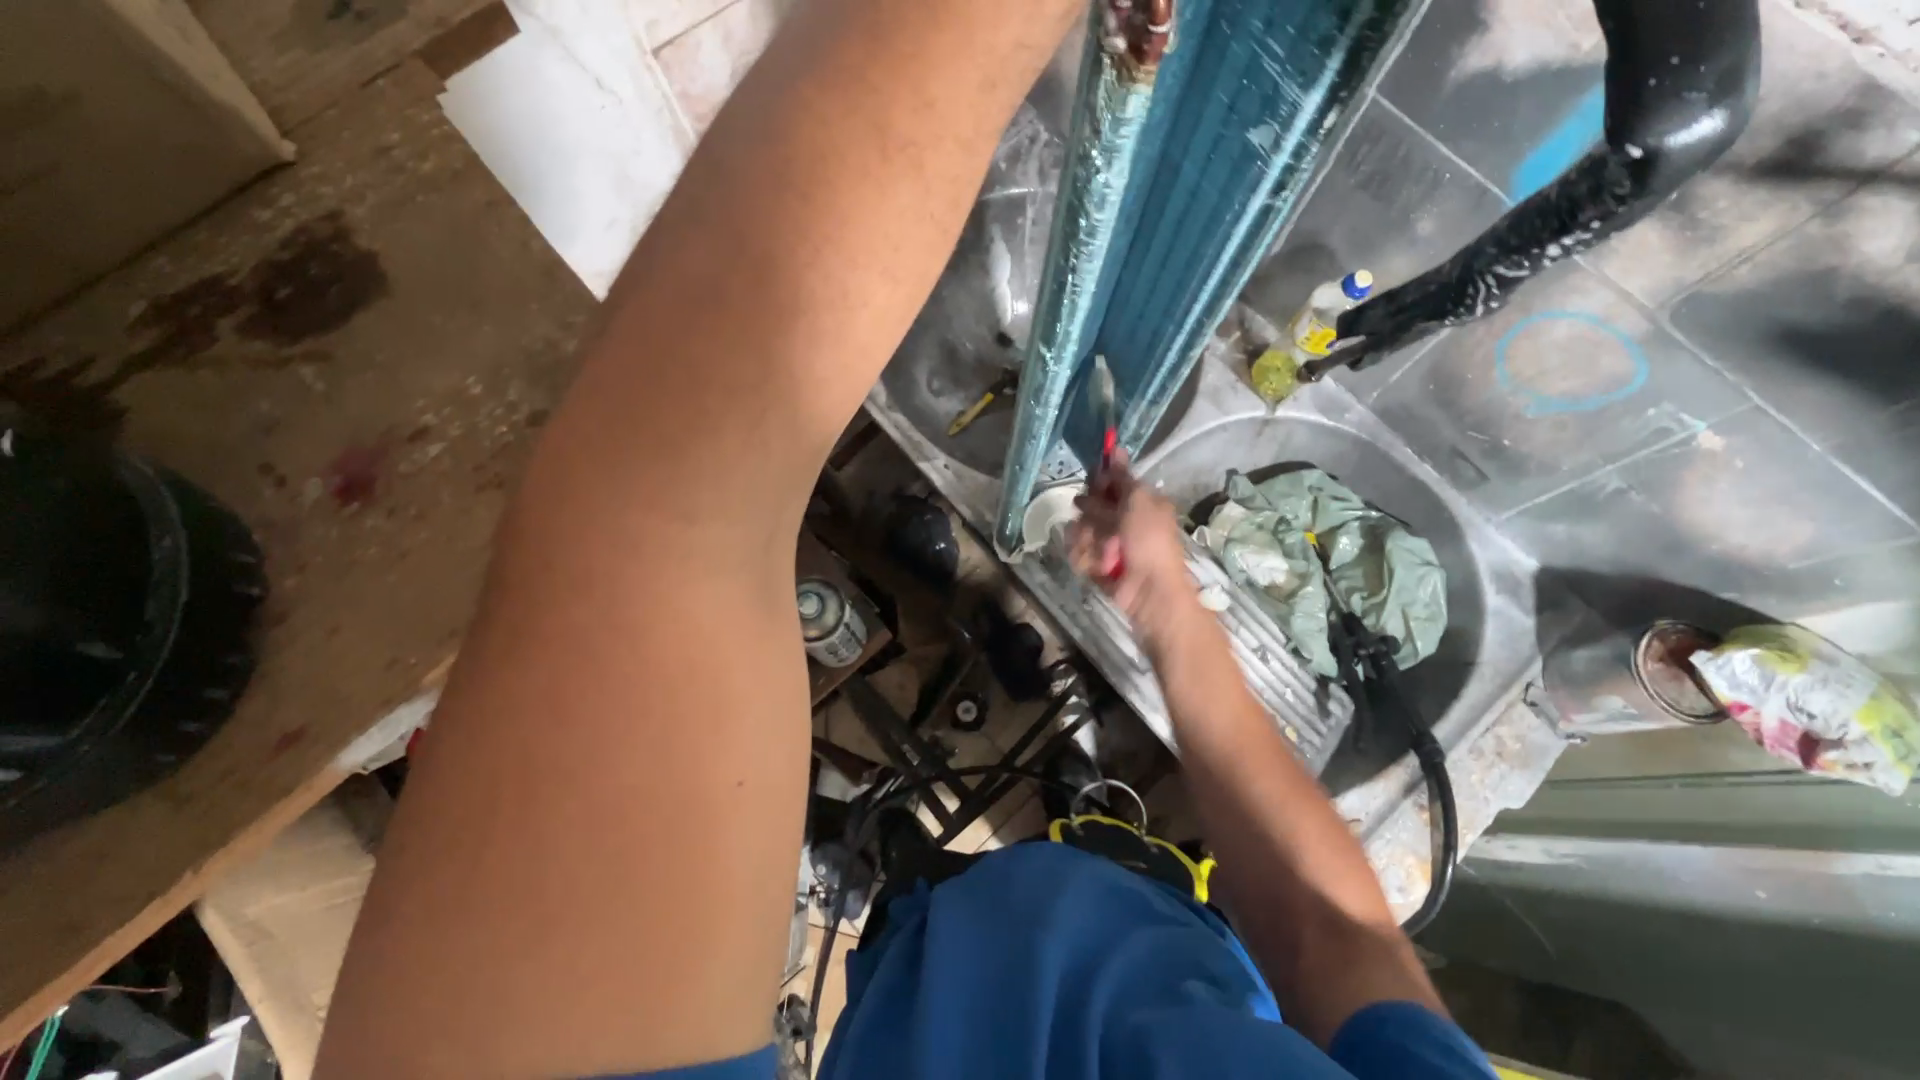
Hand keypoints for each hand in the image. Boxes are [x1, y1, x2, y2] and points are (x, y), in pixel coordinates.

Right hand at [1067, 452, 1204, 654]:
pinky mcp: (1096, 563)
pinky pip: (1078, 551)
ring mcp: (1107, 542)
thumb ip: (1123, 477)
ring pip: (1080, 528)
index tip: (1096, 485)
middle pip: (1089, 504)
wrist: (1149, 590)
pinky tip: (1097, 566)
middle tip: (1105, 525)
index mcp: (1139, 501)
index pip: (1109, 482)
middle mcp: (1123, 519)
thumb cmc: (1150, 541)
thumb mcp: (1140, 500)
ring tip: (1104, 553)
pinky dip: (1085, 558)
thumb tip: (1116, 448)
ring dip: (1089, 540)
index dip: (1100, 482)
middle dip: (1092, 515)